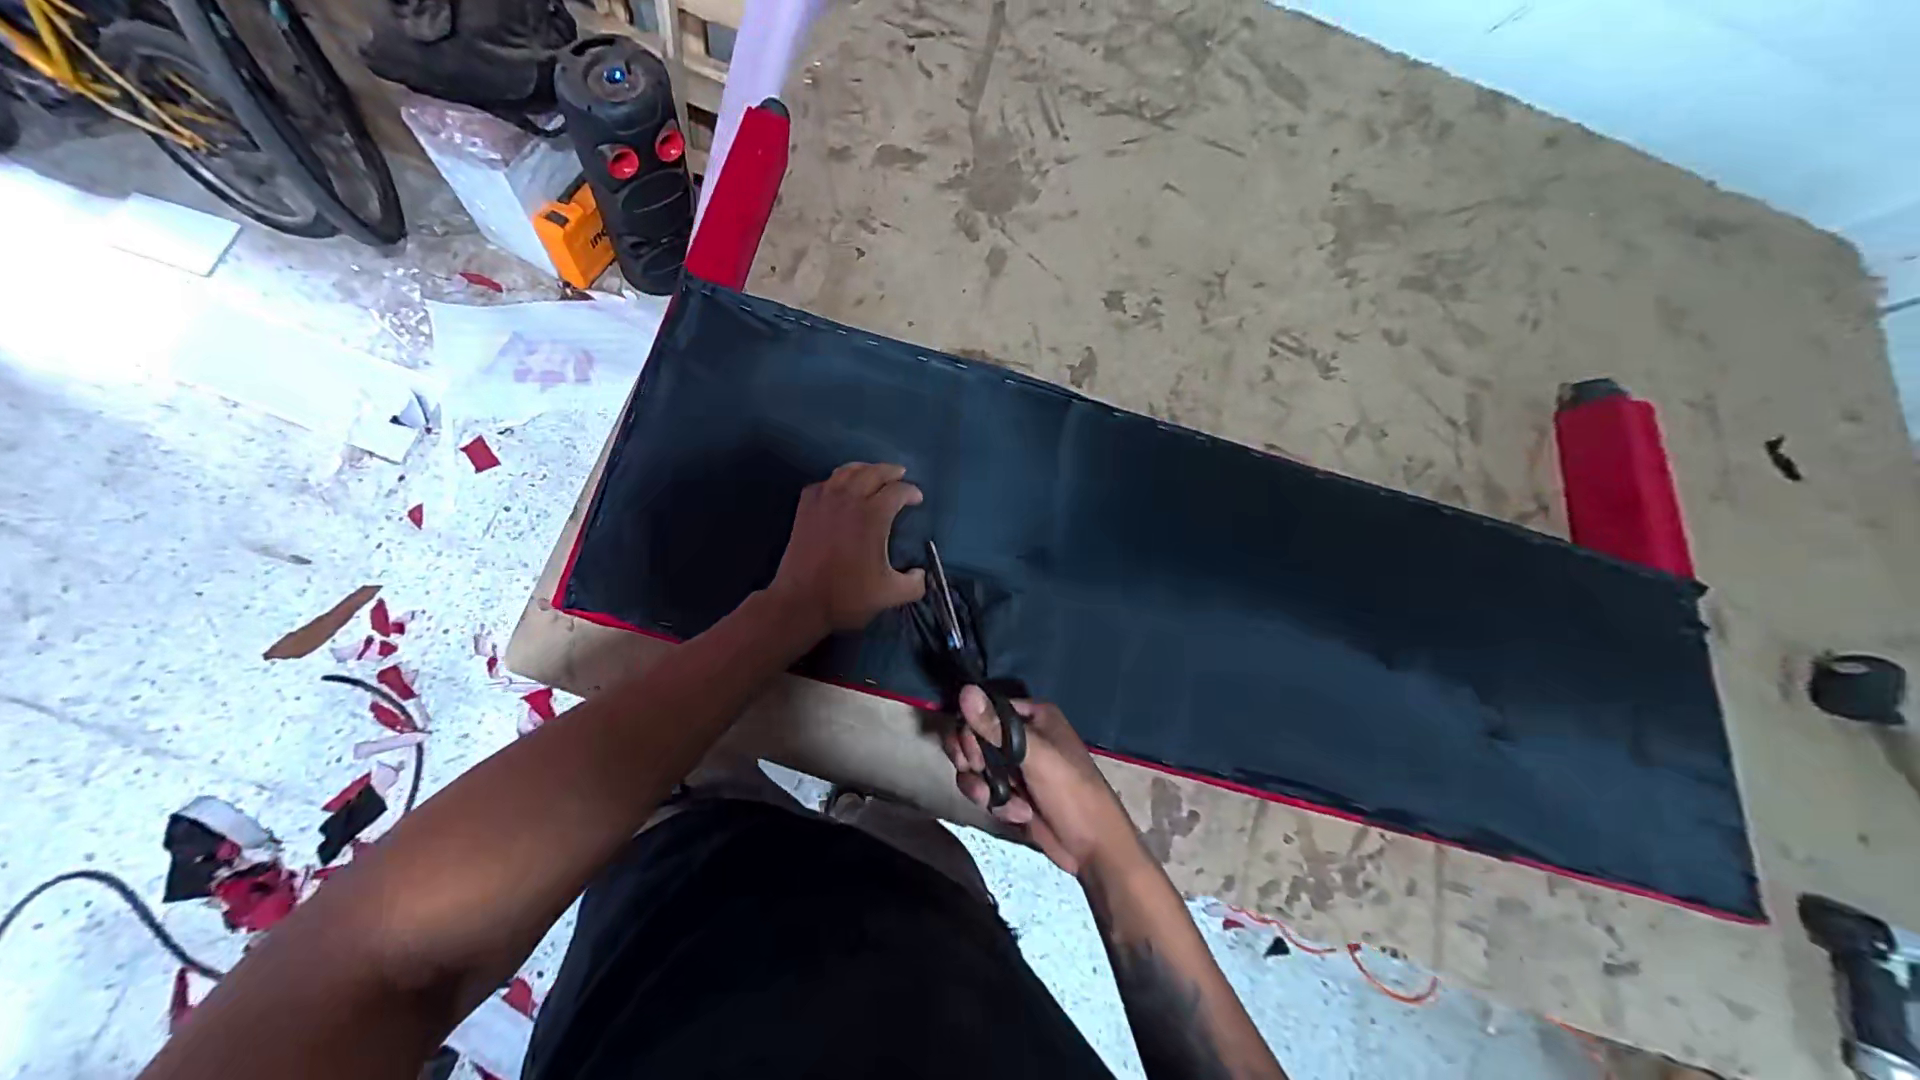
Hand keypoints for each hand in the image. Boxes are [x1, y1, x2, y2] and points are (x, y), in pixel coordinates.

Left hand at [767, 462, 926, 633]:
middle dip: (891, 471)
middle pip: (873, 472)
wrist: (801, 602)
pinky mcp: (804, 510)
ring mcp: (824, 502)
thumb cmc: (848, 596)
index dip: (911, 492)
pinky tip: (838, 489)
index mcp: (874, 515)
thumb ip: (914, 584)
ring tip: (872, 474)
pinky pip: (823, 484)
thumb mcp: (891, 594)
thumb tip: (920, 575)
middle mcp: (849, 500)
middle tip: (900, 475)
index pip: (898, 491)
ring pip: (846, 472)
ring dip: (863, 469)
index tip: (916, 499)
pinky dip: (835, 481)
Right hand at [943, 687, 1144, 879]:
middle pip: (973, 737)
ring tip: (998, 801)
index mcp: (1033, 716)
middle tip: (980, 775)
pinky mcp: (1011, 791)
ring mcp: (1016, 764)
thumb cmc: (1071, 792)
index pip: (984, 710)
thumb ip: (996, 726)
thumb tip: (965, 690)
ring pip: (974, 766)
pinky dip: (994, 802)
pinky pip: (984, 788)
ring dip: (981, 787)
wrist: (1092, 846)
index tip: (972, 755)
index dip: (971, 731)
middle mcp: (1022, 734)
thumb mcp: (1035, 756)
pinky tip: (1016, 813)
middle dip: (973, 762)